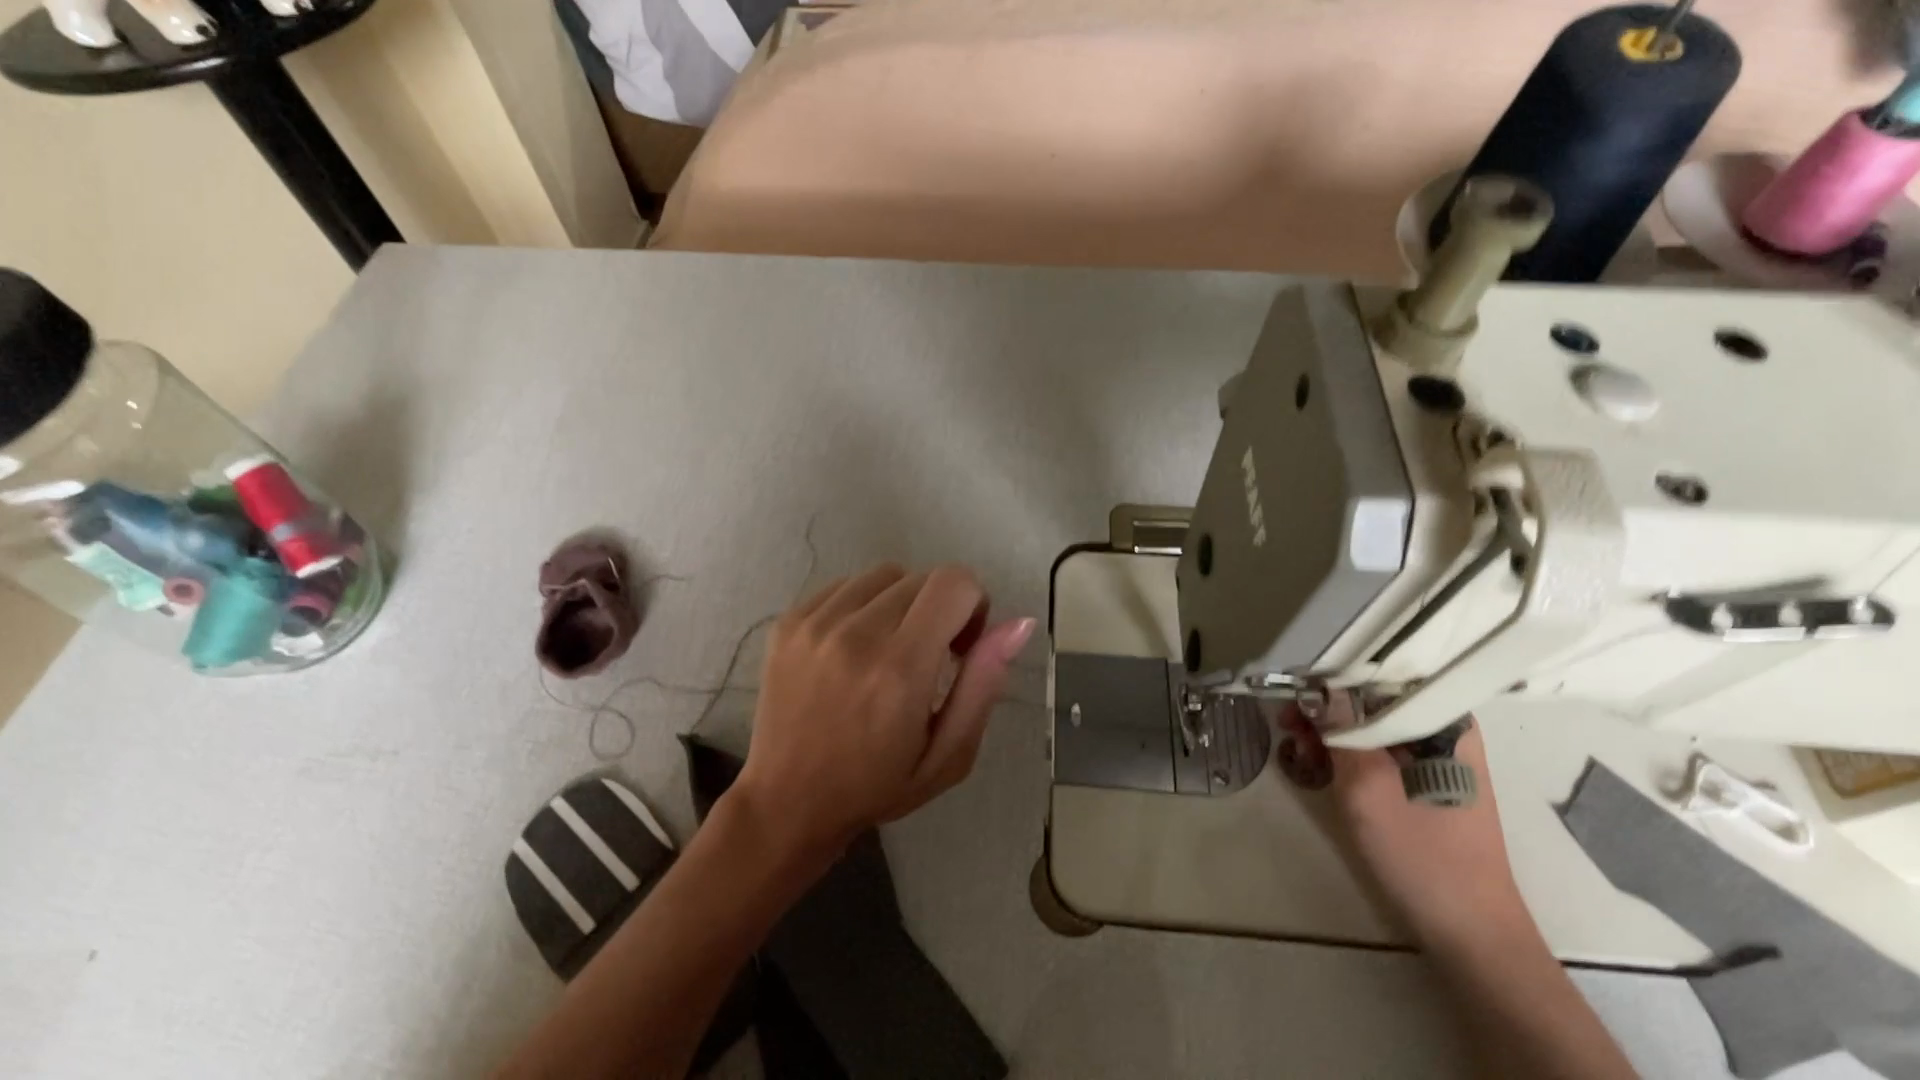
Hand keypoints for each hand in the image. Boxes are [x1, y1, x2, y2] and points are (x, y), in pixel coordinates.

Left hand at [730, 563, 1035, 861]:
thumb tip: (1017, 624)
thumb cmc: (876, 786)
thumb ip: (984, 684)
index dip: (973, 606)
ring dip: (900, 603)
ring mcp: (816, 624)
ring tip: (890, 650)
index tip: (962, 645)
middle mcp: (856, 635)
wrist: (787, 802)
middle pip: (923, 578)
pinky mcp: (789, 622)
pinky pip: (845, 585)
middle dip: (939, 609)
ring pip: (884, 575)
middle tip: (929, 658)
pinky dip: (862, 606)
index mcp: (901, 669)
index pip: (954, 584)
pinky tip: (856, 648)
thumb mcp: (948, 755)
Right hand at [1313, 698, 1528, 947]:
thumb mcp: (1367, 787)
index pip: (1378, 679)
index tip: (1291, 697)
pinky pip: (1381, 756)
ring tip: (1298, 752)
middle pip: (1374, 703)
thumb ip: (1340, 732)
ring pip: (1373, 731)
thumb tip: (1315, 689)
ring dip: (1331, 736)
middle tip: (1286, 728)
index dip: (1329, 683)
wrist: (1469, 929)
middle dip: (1325, 712)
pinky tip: (1321, 770)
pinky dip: (1348, 758)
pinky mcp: (1428, 785)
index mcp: (1444, 722)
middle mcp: (1445, 731)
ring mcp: (1439, 760)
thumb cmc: (1421, 854)